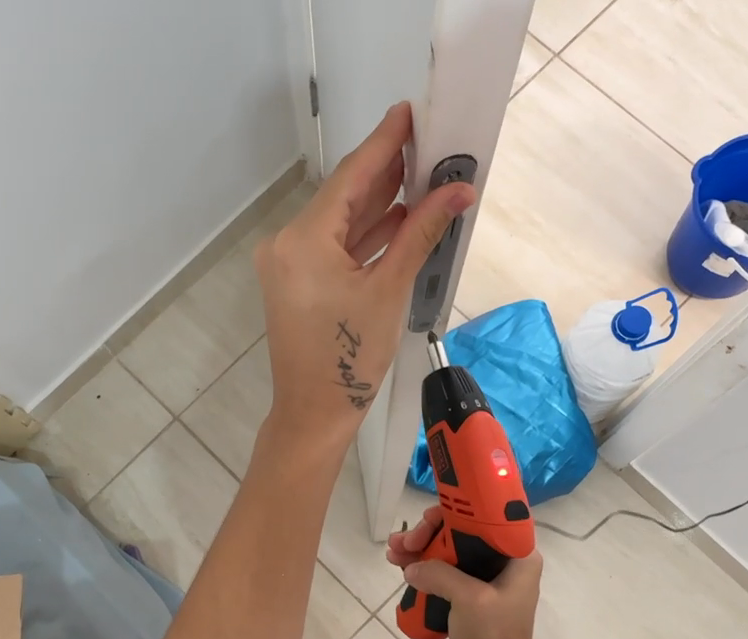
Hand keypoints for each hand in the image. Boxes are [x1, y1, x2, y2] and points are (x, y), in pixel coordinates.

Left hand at [255, 103, 476, 449]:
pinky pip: (332, 248)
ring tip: (421, 176)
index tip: (408, 113)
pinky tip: (397, 218)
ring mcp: (287, 264)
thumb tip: (460, 190)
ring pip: (339, 223)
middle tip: (424, 143)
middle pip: (342, 197)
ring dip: (378, 205)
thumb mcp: (389, 291)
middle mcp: (286, 243)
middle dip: (384, 172)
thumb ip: (421, 233)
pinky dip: (363, 236)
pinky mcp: (295, 283)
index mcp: (303, 240)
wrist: (314, 415)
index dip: (383, 143)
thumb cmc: (350, 359)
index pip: (350, 177)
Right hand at [386, 507, 542, 638]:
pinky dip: (425, 565)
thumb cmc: (494, 637)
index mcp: (518, 554)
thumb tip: (412, 566)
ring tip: (393, 553)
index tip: (429, 519)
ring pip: (451, 548)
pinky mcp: (473, 589)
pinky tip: (402, 566)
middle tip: (404, 543)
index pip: (487, 516)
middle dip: (430, 533)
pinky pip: (447, 568)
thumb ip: (441, 575)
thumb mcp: (470, 600)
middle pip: (463, 530)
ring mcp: (488, 574)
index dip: (456, 511)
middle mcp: (505, 558)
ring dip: (421, 548)